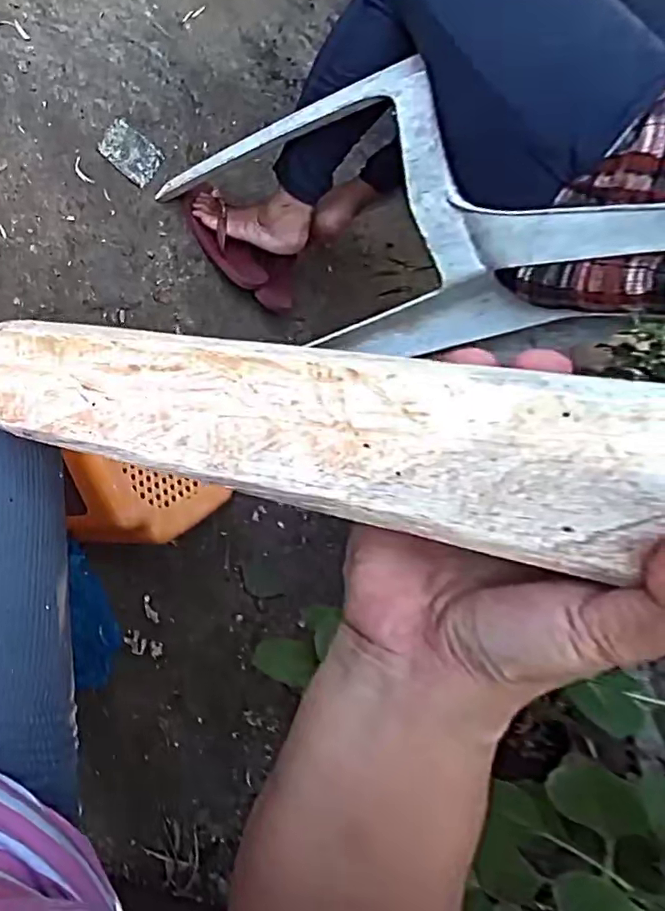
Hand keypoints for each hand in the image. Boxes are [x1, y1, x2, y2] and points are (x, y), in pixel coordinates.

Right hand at [335, 345, 664, 725]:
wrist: (416, 658)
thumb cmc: (520, 650)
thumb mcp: (616, 632)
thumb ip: (662, 598)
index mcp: (579, 526)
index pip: (598, 464)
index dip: (604, 422)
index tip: (609, 391)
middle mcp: (513, 501)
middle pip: (521, 435)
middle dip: (527, 393)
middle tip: (531, 366)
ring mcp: (444, 495)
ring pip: (454, 435)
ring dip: (456, 396)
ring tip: (466, 366)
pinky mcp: (387, 496)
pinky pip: (388, 457)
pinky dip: (387, 427)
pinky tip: (394, 402)